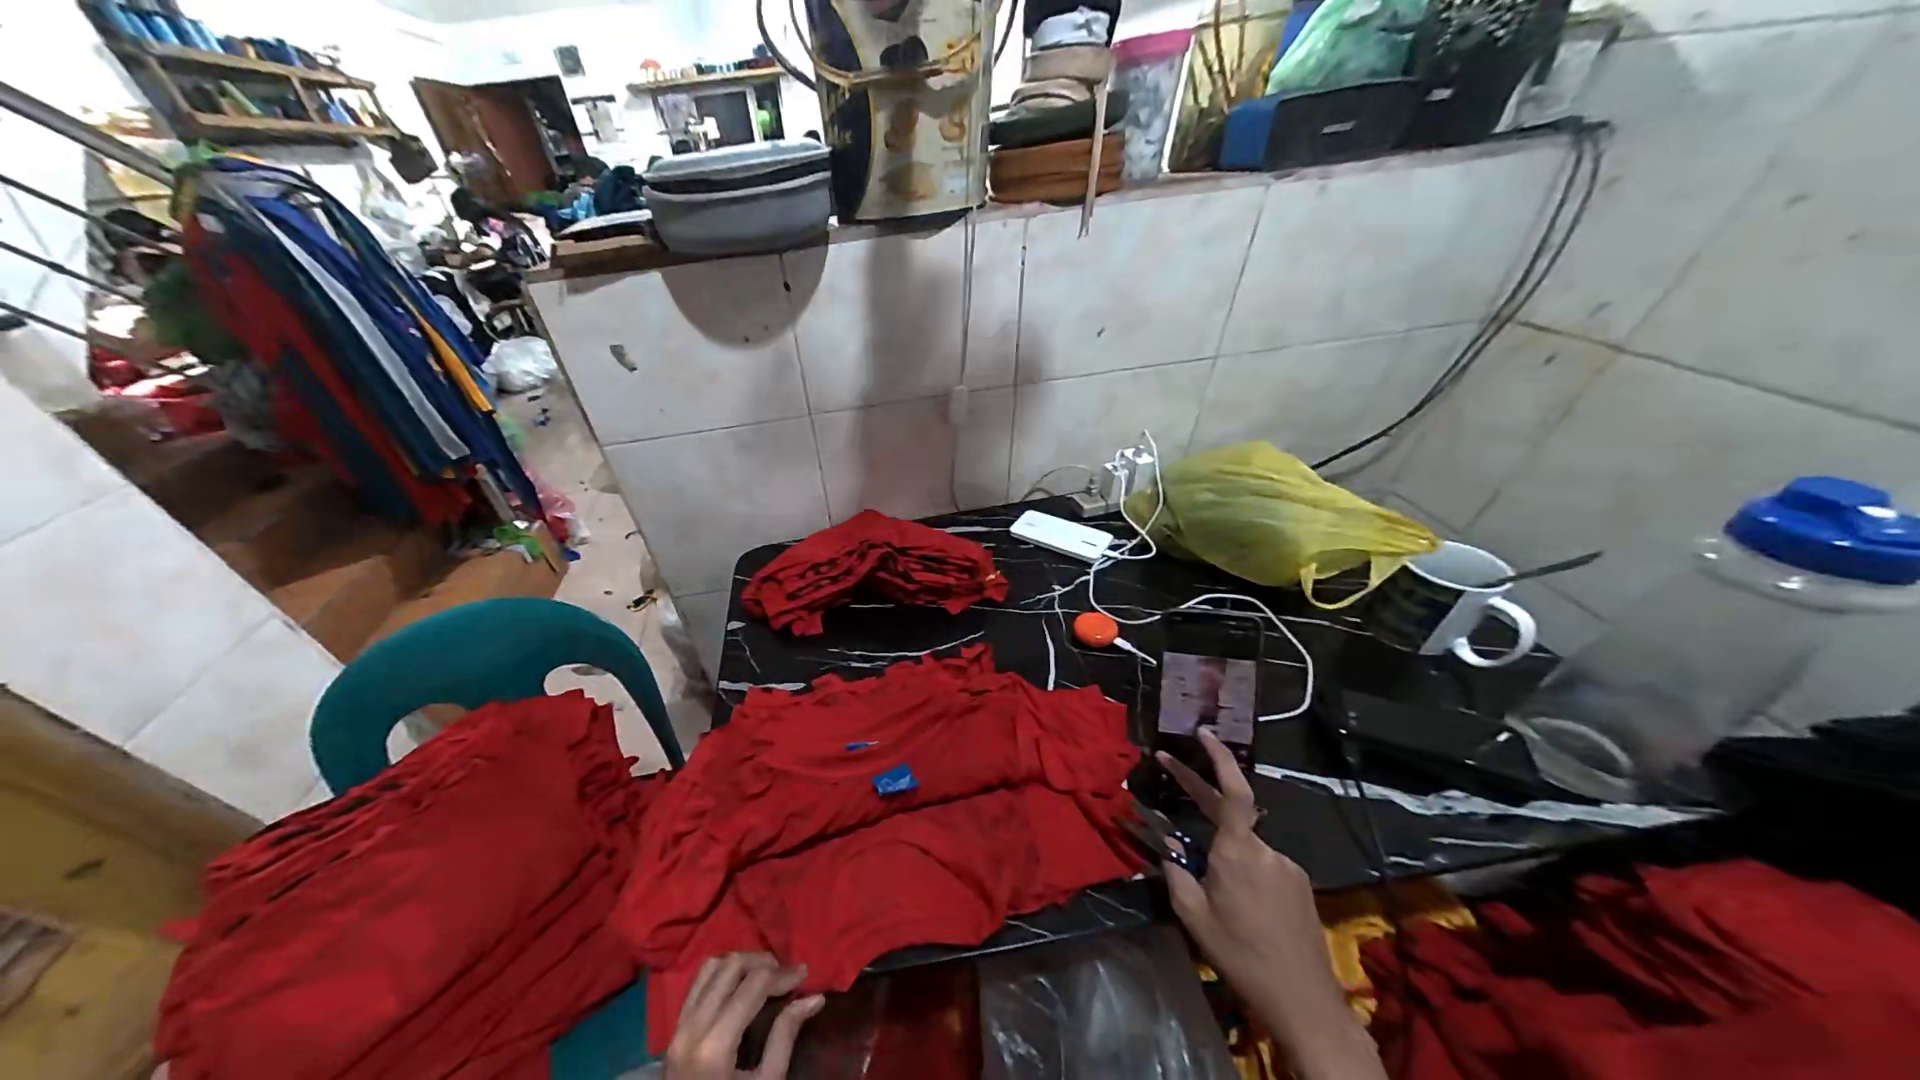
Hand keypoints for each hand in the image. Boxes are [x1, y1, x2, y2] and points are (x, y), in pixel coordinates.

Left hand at [665, 953, 824, 1079]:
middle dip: (764, 962)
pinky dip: (722, 973)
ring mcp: (677, 1028)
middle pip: (731, 966)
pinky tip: (740, 986)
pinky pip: (697, 983)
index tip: (804, 975)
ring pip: (711, 967)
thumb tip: (814, 997)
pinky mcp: (673, 1031)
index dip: (783, 973)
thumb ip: (785, 1037)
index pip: (754, 984)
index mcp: (715, 1046)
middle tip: (786, 976)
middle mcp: (692, 1028)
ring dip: (742, 963)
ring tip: (765, 977)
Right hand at [1158, 729, 1385, 1079]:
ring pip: (1245, 845)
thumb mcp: (1194, 917)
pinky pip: (1262, 864)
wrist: (1304, 1000)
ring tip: (1212, 892)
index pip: (1231, 792)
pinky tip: (1239, 905)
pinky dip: (1243, 871)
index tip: (1203, 732)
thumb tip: (1170, 847)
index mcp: (1238, 853)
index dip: (1219, 758)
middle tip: (1166, 765)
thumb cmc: (1241, 956)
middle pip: (1231, 810)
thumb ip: (1177, 874)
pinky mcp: (1299, 884)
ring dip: (1223, 852)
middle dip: (1197, 787)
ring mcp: (1287, 866)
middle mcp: (1266, 850)